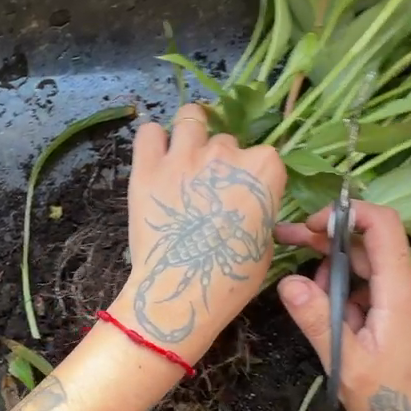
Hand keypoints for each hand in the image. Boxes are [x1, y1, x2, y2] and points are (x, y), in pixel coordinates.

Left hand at [110, 104, 285, 363]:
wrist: (180, 292)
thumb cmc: (229, 279)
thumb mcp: (264, 243)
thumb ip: (259, 208)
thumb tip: (249, 203)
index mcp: (263, 169)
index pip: (263, 156)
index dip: (252, 175)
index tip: (242, 194)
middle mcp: (225, 153)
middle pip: (226, 142)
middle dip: (219, 162)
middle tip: (208, 190)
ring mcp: (184, 156)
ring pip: (190, 118)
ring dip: (190, 133)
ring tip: (184, 156)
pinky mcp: (147, 168)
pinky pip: (149, 133)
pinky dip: (153, 140)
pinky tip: (156, 156)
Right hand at [274, 201, 410, 410]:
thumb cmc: (393, 403)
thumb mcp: (346, 364)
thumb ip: (317, 319)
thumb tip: (288, 281)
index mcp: (400, 292)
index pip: (382, 226)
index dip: (345, 214)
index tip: (310, 226)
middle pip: (369, 248)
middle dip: (325, 247)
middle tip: (284, 245)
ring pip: (370, 274)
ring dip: (337, 283)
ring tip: (317, 316)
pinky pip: (380, 293)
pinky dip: (354, 300)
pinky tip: (342, 331)